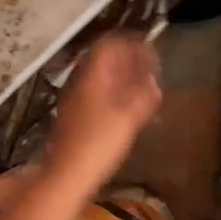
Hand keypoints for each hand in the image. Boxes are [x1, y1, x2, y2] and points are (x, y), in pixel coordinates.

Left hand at [45, 33, 161, 183]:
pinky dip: (114, 98)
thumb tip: (153, 82)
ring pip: (100, 80)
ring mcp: (73, 101)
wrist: (67, 175)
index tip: (152, 52)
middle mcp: (79, 82)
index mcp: (92, 75)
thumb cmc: (100, 142)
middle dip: (129, 63)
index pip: (110, 44)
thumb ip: (145, 94)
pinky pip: (96, 98)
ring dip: (122, 81)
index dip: (132, 44)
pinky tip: (127, 114)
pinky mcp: (73, 119)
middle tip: (150, 72)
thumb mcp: (130, 116)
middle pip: (104, 61)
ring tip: (143, 93)